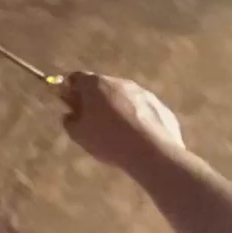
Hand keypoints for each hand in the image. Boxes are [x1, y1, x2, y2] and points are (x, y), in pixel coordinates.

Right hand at [60, 72, 187, 173]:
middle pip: (101, 86)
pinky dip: (138, 119)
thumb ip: (69, 120)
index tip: (70, 106)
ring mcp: (144, 94)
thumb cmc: (107, 140)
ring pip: (124, 98)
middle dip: (95, 100)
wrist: (153, 154)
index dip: (70, 91)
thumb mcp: (77, 134)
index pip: (75, 78)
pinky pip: (143, 110)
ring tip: (118, 133)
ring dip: (118, 109)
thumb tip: (71, 115)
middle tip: (93, 121)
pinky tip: (137, 139)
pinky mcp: (161, 108)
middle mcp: (119, 82)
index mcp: (95, 84)